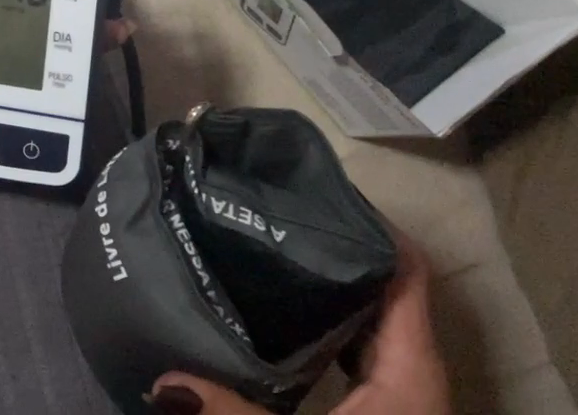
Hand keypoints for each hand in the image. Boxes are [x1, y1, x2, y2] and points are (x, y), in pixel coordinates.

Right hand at [148, 235, 450, 414]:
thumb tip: (160, 378)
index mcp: (413, 378)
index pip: (406, 277)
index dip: (370, 224)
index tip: (310, 185)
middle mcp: (417, 379)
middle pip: (389, 290)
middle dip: (334, 244)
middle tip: (267, 208)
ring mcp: (404, 398)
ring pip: (374, 321)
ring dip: (330, 282)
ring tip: (263, 244)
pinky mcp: (384, 412)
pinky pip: (362, 349)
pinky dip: (327, 320)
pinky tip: (278, 313)